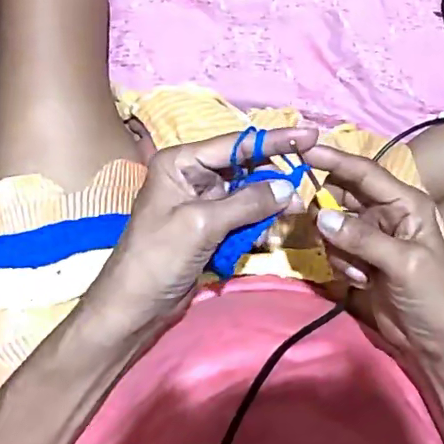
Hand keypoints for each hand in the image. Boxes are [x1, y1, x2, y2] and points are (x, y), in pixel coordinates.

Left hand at [86, 127, 318, 332]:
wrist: (133, 309)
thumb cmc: (157, 258)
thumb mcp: (202, 224)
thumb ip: (248, 202)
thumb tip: (288, 187)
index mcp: (180, 163)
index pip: (235, 145)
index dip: (275, 140)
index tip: (310, 134)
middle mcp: (192, 175)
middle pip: (245, 165)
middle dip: (276, 173)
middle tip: (308, 178)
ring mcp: (202, 202)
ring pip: (248, 192)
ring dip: (272, 201)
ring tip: (297, 209)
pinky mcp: (210, 227)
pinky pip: (244, 215)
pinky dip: (260, 221)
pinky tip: (275, 229)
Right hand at [304, 144, 443, 365]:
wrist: (433, 346)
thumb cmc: (432, 299)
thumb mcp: (404, 265)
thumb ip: (363, 238)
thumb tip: (321, 215)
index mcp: (406, 202)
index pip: (364, 172)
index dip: (334, 159)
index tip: (303, 149)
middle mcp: (386, 212)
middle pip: (342, 194)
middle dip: (326, 208)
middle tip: (317, 226)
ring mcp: (370, 235)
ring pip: (332, 221)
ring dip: (335, 245)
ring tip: (358, 272)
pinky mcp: (358, 257)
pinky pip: (332, 246)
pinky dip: (337, 261)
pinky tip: (358, 281)